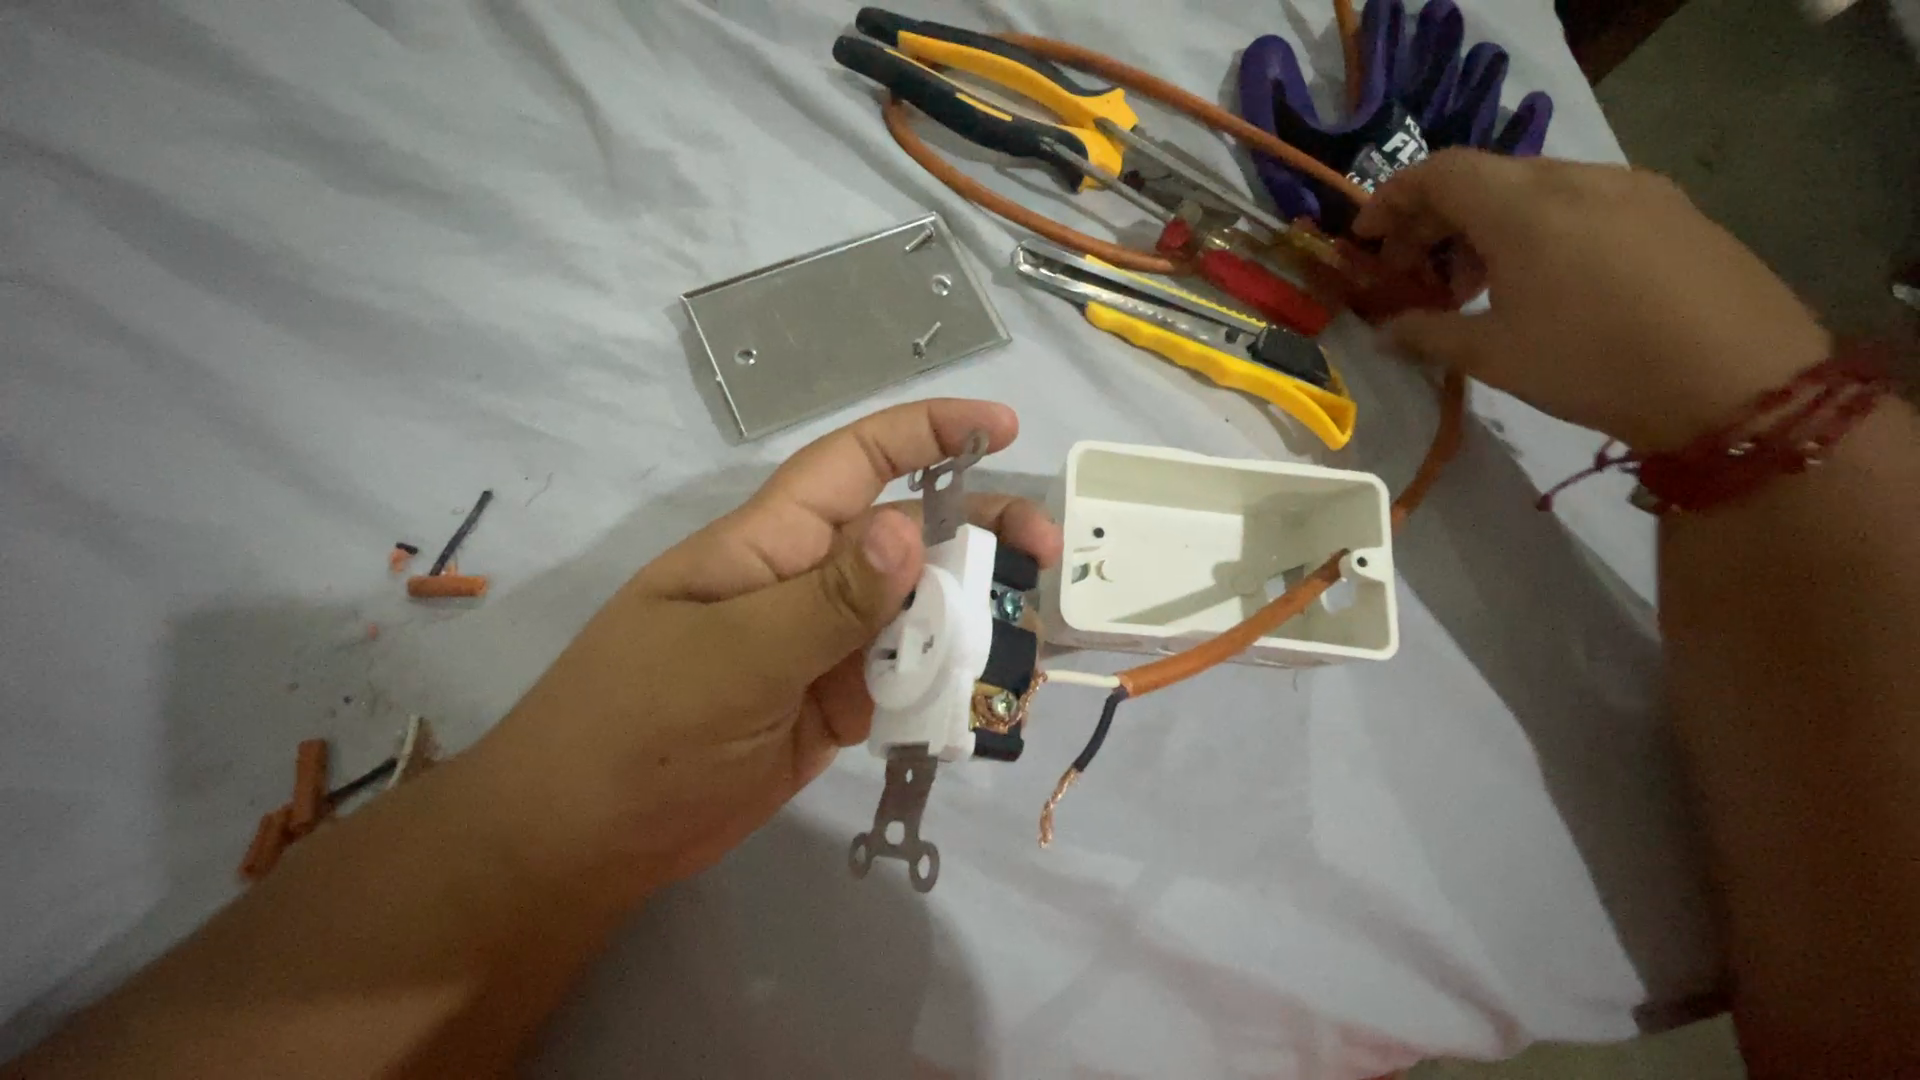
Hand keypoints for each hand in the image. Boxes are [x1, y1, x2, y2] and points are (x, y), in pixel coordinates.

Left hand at [463, 400, 1060, 905]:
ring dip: (971, 625)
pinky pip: (903, 681)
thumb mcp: (730, 656)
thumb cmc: (636, 727)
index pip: (857, 462)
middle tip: (1043, 559)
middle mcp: (807, 582)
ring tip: (1030, 652)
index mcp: (772, 542)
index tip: (1002, 429)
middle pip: (907, 539)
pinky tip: (988, 703)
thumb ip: (824, 600)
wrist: (586, 842)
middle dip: (979, 537)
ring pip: (915, 615)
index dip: (927, 433)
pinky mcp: (834, 705)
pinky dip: (945, 688)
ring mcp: (823, 647)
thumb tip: (904, 530)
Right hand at [1354, 149, 1830, 449]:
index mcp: (1525, 207)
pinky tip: (1533, 282)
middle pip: (1484, 177)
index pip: (1441, 172)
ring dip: (1482, 227)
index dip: (1392, 198)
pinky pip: (1577, 201)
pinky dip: (1532, 229)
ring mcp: (1629, 188)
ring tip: (1469, 287)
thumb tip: (1385, 330)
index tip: (1365, 238)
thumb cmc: (1591, 364)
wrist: (1736, 381)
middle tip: (1410, 273)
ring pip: (1531, 188)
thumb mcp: (1492, 354)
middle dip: (1433, 220)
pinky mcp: (1665, 209)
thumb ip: (1426, 332)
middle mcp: (1577, 179)